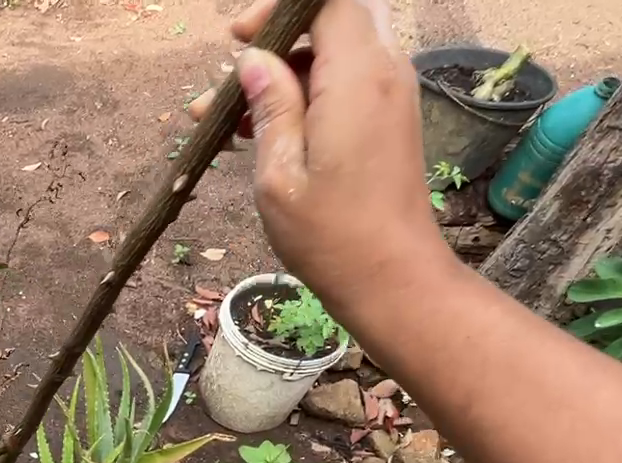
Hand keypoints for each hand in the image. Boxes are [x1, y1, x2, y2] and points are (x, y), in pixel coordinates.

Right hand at [191, 0, 459, 309]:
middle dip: (278, 40)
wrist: (390, 276)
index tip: (237, 42)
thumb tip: (253, 61)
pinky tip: (263, 134)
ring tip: (231, 121)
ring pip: (335, 54)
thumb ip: (270, 109)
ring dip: (284, 76)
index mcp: (357, 76)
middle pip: (334, 19)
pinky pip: (345, 83)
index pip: (328, 1)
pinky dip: (305, 96)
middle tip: (230, 82)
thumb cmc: (328, 235)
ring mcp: (391, 95)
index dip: (279, 11)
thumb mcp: (279, 175)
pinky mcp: (388, 120)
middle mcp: (385, 71)